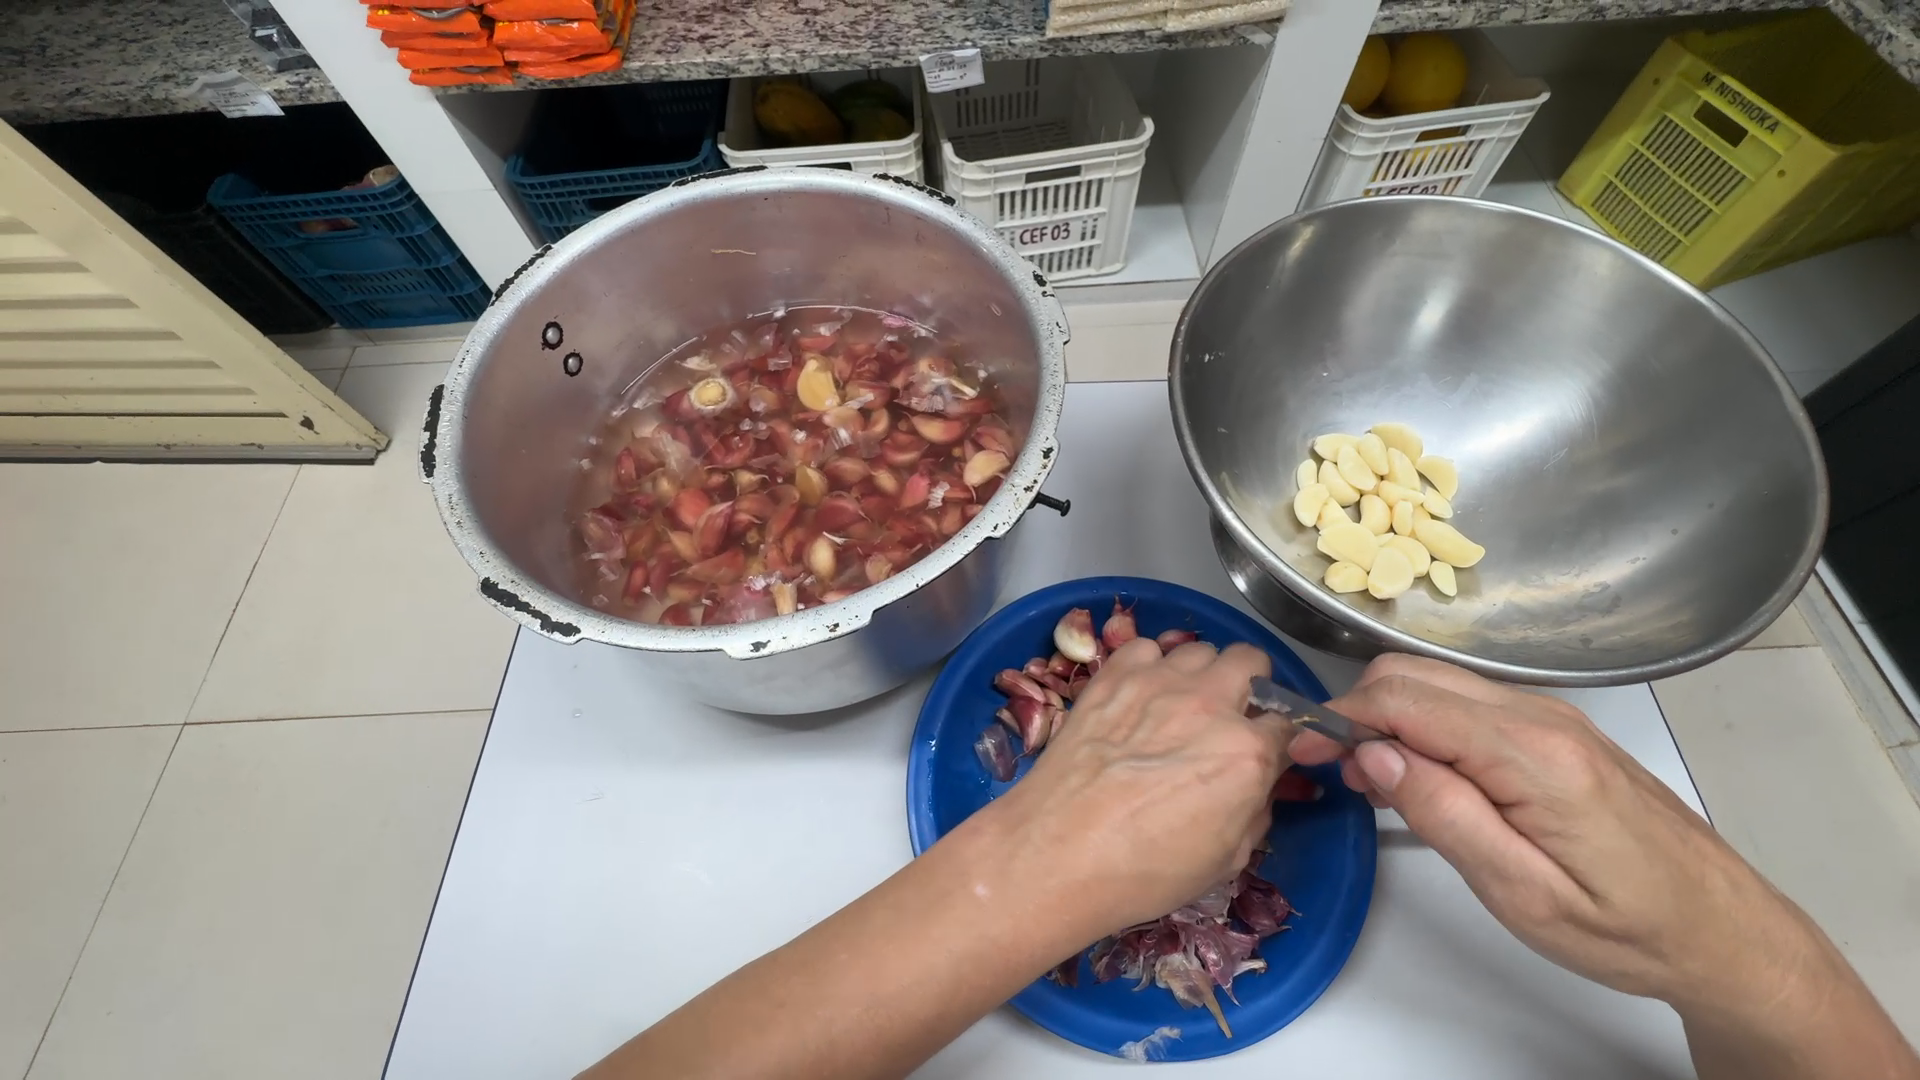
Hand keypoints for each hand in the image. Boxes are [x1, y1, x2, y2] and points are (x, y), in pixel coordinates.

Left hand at [982, 637, 1288, 935]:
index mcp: (1248, 752)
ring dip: (1198, 674)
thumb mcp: (1227, 859)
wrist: (1059, 850)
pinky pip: (1143, 648)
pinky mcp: (1112, 675)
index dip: (1279, 737)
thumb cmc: (1145, 870)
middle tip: (1228, 713)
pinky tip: (1137, 696)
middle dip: (1248, 684)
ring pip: (1198, 650)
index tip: (1265, 748)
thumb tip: (1256, 785)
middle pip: (1250, 662)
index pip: (1288, 723)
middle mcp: (1209, 704)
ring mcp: (1156, 682)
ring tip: (1178, 705)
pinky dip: (1148, 666)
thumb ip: (1255, 808)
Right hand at [1288, 654, 1811, 1008]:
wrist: (1728, 934)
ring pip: (1430, 680)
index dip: (1341, 716)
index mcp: (1531, 754)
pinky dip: (1417, 722)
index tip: (1304, 749)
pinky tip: (1418, 773)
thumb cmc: (1626, 928)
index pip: (1403, 699)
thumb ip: (1440, 813)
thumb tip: (1371, 752)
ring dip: (1384, 717)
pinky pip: (1460, 701)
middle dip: (1356, 710)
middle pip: (1410, 673)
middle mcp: (1537, 714)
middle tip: (1337, 769)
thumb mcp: (1520, 892)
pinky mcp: (1549, 726)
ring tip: (1374, 781)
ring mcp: (1546, 714)